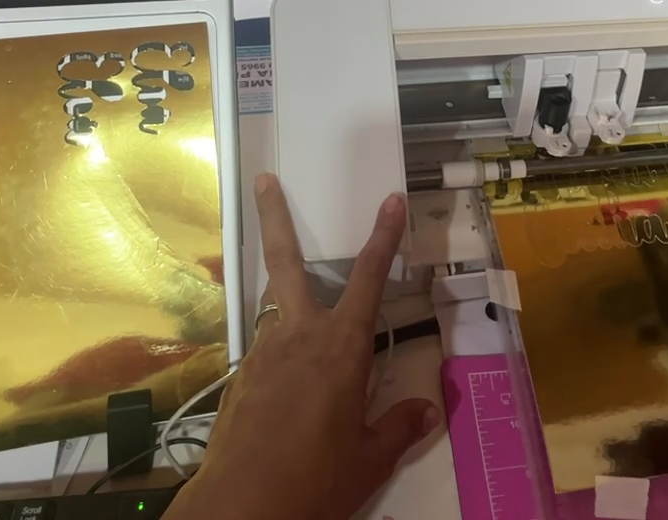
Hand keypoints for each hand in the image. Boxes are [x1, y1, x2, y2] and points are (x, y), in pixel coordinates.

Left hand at [165, 174, 440, 519]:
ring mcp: (263, 352)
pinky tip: (287, 373)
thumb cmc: (312, 481)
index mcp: (339, 347)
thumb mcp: (367, 460)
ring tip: (297, 294)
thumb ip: (398, 428)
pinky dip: (279, 343)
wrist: (238, 512)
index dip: (384, 237)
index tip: (391, 201)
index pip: (370, 279)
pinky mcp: (242, 376)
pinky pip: (266, 345)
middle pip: (286, 261)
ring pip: (274, 303)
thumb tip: (429, 411)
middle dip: (276, 217)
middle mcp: (298, 335)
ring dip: (283, 286)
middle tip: (264, 180)